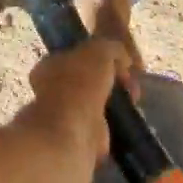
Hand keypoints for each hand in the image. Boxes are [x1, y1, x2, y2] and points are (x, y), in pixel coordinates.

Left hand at [18, 39, 136, 165]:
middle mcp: (54, 88)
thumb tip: (123, 58)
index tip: (119, 62)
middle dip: (112, 78)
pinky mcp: (82, 134)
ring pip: (98, 99)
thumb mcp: (100, 50)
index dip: (100, 56)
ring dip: (117, 98)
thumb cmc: (81, 83)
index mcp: (50, 64)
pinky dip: (117, 118)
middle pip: (89, 77)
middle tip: (129, 82)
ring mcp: (68, 113)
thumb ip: (112, 47)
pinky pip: (104, 120)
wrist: (75, 131)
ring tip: (132, 98)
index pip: (76, 54)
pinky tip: (128, 114)